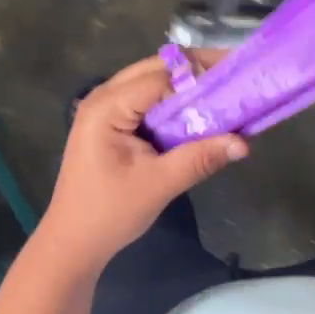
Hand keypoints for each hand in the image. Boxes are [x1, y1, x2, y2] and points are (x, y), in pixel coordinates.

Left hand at [39, 50, 246, 265]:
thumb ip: (200, 158)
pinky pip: (147, 97)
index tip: (235, 75)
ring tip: (224, 86)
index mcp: (107, 107)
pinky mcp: (112, 121)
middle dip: (196, 69)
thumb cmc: (108, 214)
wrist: (71, 245)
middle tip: (235, 74)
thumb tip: (243, 143)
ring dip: (186, 82)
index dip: (199, 74)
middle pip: (156, 68)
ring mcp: (105, 107)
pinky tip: (199, 107)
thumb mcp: (158, 185)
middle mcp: (104, 97)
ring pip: (153, 80)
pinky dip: (174, 98)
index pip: (161, 76)